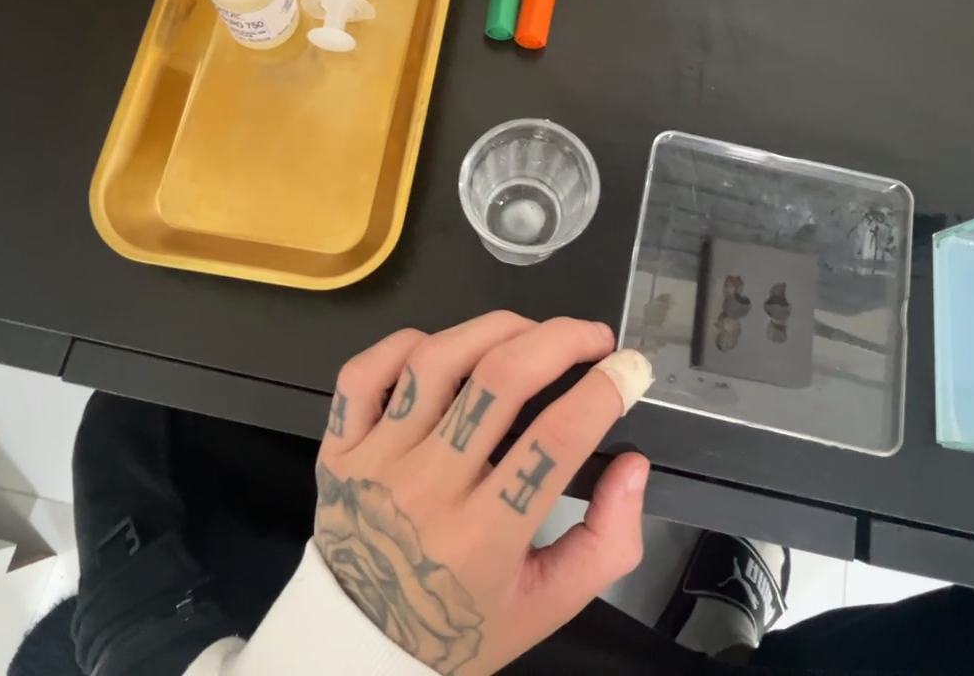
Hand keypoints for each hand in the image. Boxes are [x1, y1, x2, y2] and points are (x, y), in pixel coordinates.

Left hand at [315, 311, 654, 675]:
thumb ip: (607, 540)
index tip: (630, 370)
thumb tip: (633, 465)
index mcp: (484, 536)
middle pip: (499, 380)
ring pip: (436, 359)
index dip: (605, 390)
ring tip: (528, 334)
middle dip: (560, 339)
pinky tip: (444, 350)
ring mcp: (377, 461)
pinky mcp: (340, 446)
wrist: (361, 644)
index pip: (555, 439)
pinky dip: (406, 343)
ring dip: (495, 329)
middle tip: (592, 337)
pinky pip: (366, 371)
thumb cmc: (462, 622)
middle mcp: (428, 489)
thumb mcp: (549, 604)